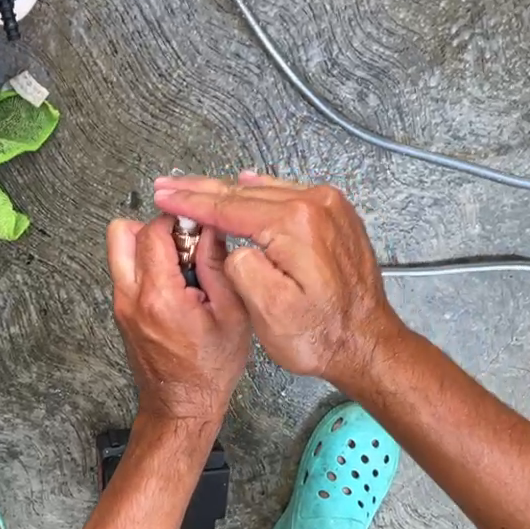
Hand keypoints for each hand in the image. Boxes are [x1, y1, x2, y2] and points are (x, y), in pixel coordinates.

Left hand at [106, 215, 250, 425]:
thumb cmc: (209, 371)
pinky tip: (175, 285)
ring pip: (120, 251)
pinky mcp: (121, 314)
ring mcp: (121, 307)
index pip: (153, 231)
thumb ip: (218, 267)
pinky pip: (126, 274)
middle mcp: (130, 298)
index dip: (179, 221)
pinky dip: (146, 268)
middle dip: (154, 227)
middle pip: (122, 233)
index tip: (199, 229)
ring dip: (147, 246)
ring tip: (180, 265)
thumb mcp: (232, 316)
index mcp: (158, 296)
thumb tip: (211, 230)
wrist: (181, 406)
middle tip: (183, 242)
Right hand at [153, 172, 407, 385]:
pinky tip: (245, 184)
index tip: (163, 196)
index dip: (190, 203)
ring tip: (193, 187)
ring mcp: (329, 208)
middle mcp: (316, 206)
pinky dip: (258, 192)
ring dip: (225, 191)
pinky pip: (287, 195)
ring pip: (264, 191)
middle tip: (167, 185)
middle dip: (200, 190)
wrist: (366, 344)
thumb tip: (232, 247)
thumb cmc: (320, 336)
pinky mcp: (335, 218)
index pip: (228, 208)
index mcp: (295, 225)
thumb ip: (241, 269)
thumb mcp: (270, 312)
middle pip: (243, 193)